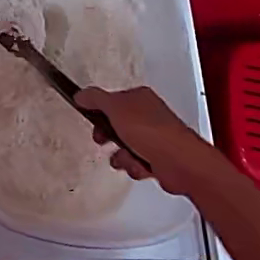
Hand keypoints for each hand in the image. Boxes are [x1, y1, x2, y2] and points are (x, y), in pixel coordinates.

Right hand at [76, 87, 235, 198]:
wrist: (179, 162)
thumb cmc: (152, 132)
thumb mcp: (115, 108)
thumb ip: (95, 99)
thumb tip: (80, 94)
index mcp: (139, 97)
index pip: (111, 100)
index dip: (98, 110)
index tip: (89, 117)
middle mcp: (147, 115)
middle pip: (115, 124)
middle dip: (107, 135)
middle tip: (103, 139)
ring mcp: (153, 137)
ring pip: (123, 146)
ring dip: (121, 155)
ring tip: (128, 156)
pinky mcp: (156, 157)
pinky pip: (134, 162)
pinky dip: (133, 166)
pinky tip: (140, 165)